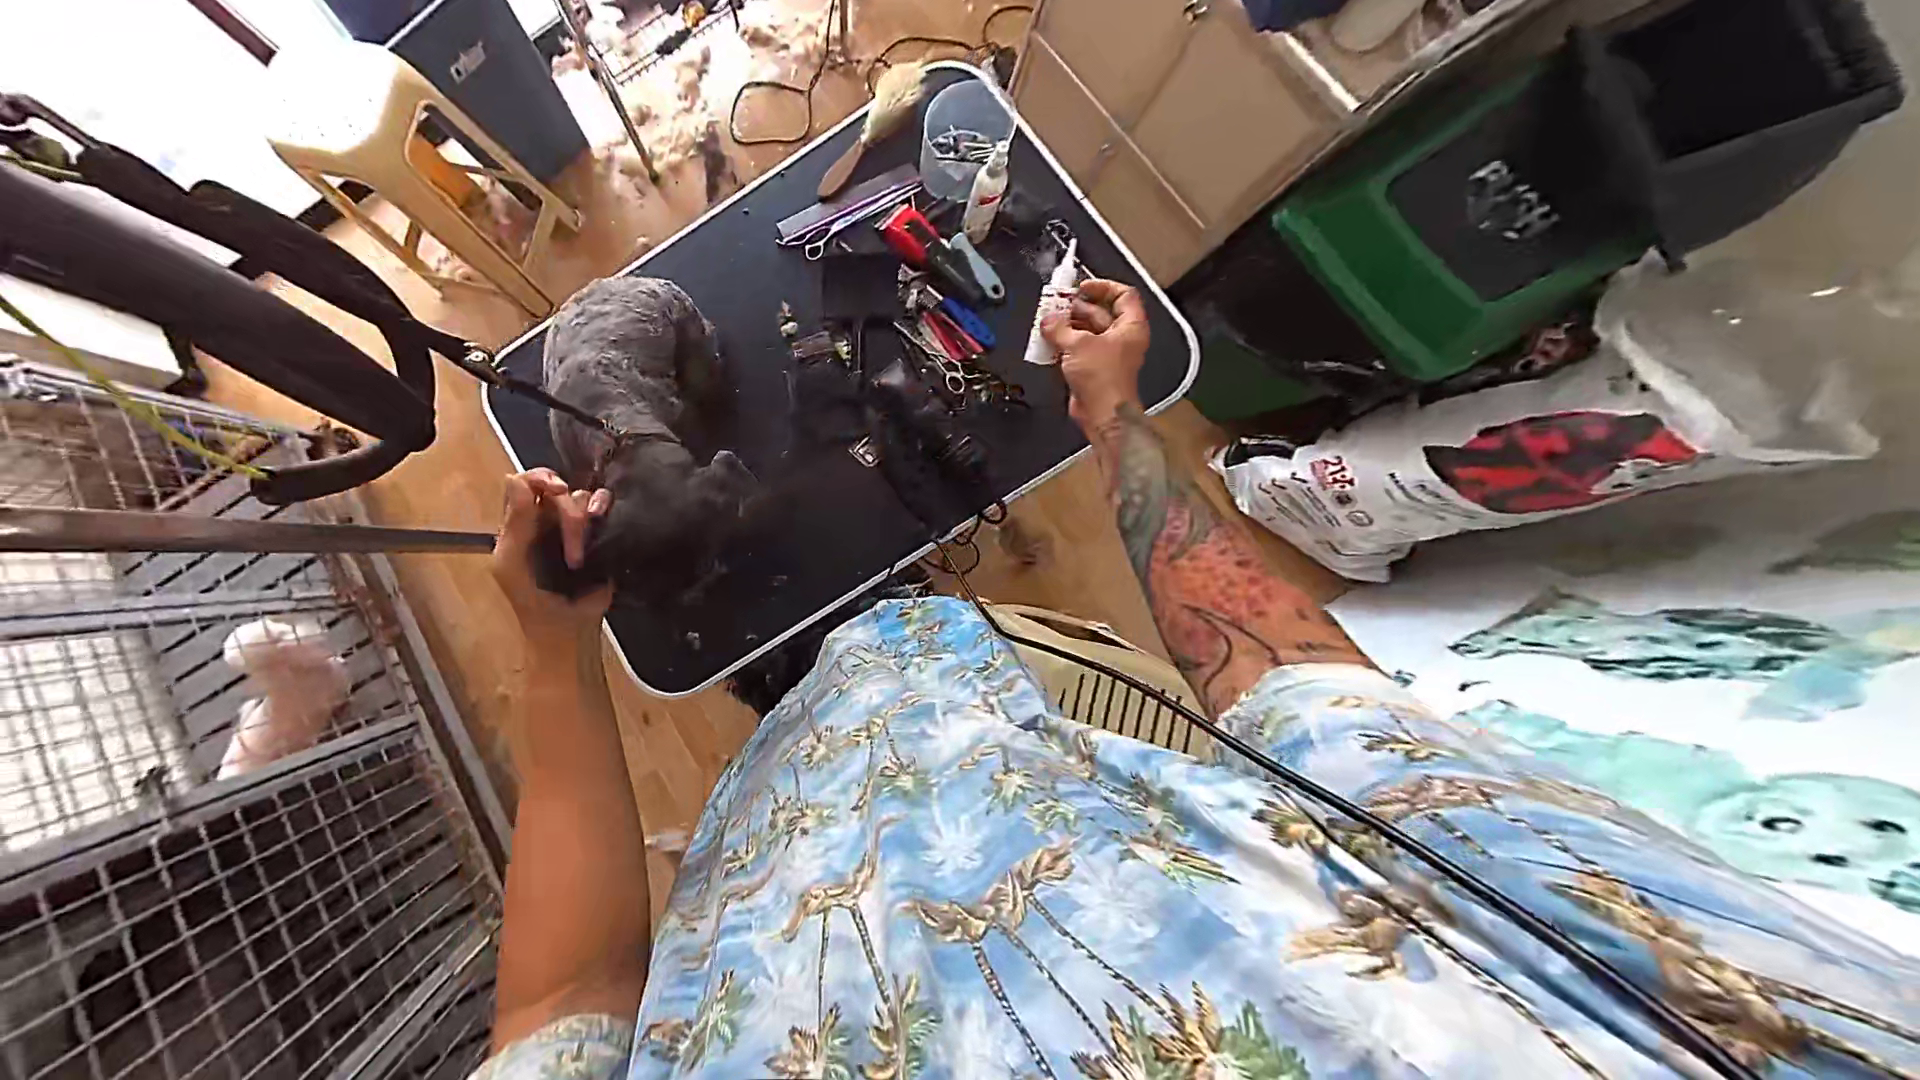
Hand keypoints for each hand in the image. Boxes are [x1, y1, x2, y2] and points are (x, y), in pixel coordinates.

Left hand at [492, 469, 612, 651]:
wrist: (569, 627)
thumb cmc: (533, 602)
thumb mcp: (511, 562)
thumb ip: (513, 522)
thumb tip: (515, 478)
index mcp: (521, 523)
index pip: (528, 482)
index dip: (542, 478)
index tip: (556, 490)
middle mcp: (549, 519)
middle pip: (562, 490)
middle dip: (568, 516)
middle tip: (573, 543)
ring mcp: (578, 527)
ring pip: (585, 499)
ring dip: (585, 523)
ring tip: (583, 554)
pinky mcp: (604, 535)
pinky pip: (609, 510)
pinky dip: (607, 513)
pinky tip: (604, 525)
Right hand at [1043, 279, 1149, 429]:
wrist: (1102, 414)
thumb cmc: (1105, 381)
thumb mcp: (1078, 344)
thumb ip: (1060, 328)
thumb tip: (1050, 321)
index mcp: (1130, 326)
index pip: (1123, 295)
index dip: (1103, 287)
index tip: (1083, 286)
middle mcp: (1121, 340)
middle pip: (1100, 314)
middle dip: (1076, 309)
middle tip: (1056, 306)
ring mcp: (1107, 356)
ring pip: (1086, 333)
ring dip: (1067, 328)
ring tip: (1049, 323)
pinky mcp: (1092, 370)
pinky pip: (1077, 352)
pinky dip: (1064, 346)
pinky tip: (1049, 343)